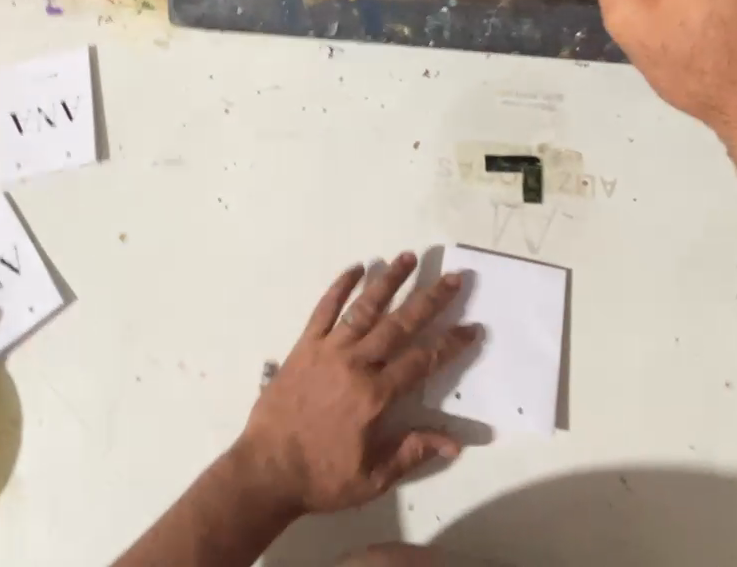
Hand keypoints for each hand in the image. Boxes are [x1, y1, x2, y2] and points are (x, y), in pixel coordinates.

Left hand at [229, 252, 478, 515]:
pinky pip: (324, 309)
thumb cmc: (320, 478)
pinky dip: (340, 287)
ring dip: (388, 281)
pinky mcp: (304, 345)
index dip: (450, 344)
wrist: (265, 471)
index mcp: (374, 396)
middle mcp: (355, 364)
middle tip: (453, 277)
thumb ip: (411, 454)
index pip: (422, 361)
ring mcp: (327, 350)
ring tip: (408, 257)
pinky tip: (356, 267)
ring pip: (364, 308)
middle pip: (399, 324)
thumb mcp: (372, 478)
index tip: (472, 327)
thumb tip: (455, 443)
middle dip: (429, 300)